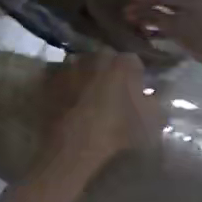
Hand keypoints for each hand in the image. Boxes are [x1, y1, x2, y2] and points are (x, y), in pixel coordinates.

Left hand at [40, 51, 158, 172]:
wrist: (72, 145)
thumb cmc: (115, 132)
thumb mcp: (149, 122)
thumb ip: (153, 103)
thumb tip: (149, 96)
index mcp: (122, 63)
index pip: (133, 63)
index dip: (134, 77)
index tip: (134, 91)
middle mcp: (94, 56)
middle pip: (105, 60)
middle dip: (108, 72)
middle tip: (110, 93)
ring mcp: (68, 65)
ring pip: (81, 66)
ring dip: (85, 76)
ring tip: (85, 97)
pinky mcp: (48, 78)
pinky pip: (60, 77)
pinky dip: (64, 85)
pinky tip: (66, 101)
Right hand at [124, 0, 201, 68]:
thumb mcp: (175, 25)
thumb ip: (155, 12)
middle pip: (166, 0)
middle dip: (146, 7)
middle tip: (127, 13)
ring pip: (172, 11)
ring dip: (154, 17)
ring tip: (136, 24)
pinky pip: (180, 20)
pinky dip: (167, 25)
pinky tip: (152, 33)